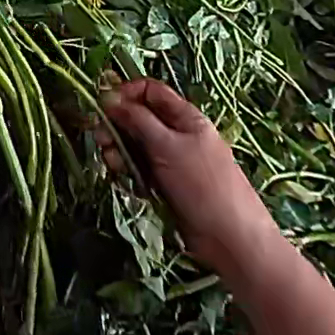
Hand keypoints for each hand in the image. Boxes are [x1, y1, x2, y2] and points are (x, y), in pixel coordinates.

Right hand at [99, 78, 281, 277]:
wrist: (234, 243)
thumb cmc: (203, 186)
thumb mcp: (167, 145)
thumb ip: (136, 118)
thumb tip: (108, 97)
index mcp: (185, 118)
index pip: (149, 91)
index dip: (125, 93)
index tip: (104, 105)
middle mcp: (177, 134)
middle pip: (137, 117)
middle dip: (115, 126)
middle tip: (100, 139)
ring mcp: (172, 160)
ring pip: (134, 143)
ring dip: (118, 150)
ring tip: (113, 166)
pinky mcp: (166, 183)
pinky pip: (138, 166)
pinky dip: (127, 170)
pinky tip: (125, 181)